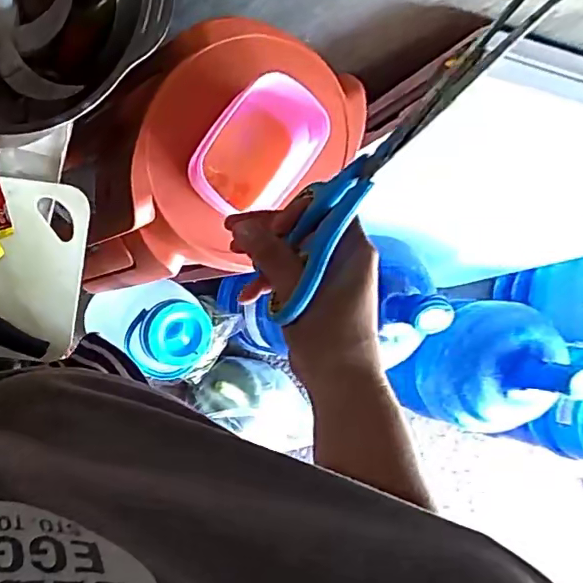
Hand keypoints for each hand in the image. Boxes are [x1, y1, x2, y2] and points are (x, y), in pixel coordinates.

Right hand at [226, 197, 382, 384]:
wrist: (340, 376)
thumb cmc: (326, 333)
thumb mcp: (293, 290)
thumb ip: (270, 255)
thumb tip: (244, 227)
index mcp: (350, 248)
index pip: (324, 207)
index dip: (291, 212)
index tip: (262, 230)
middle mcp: (345, 255)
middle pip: (304, 228)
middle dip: (267, 233)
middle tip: (232, 240)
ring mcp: (333, 274)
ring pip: (293, 251)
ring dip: (264, 258)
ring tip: (238, 266)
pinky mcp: (320, 292)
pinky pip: (293, 273)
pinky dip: (270, 279)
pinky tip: (250, 295)